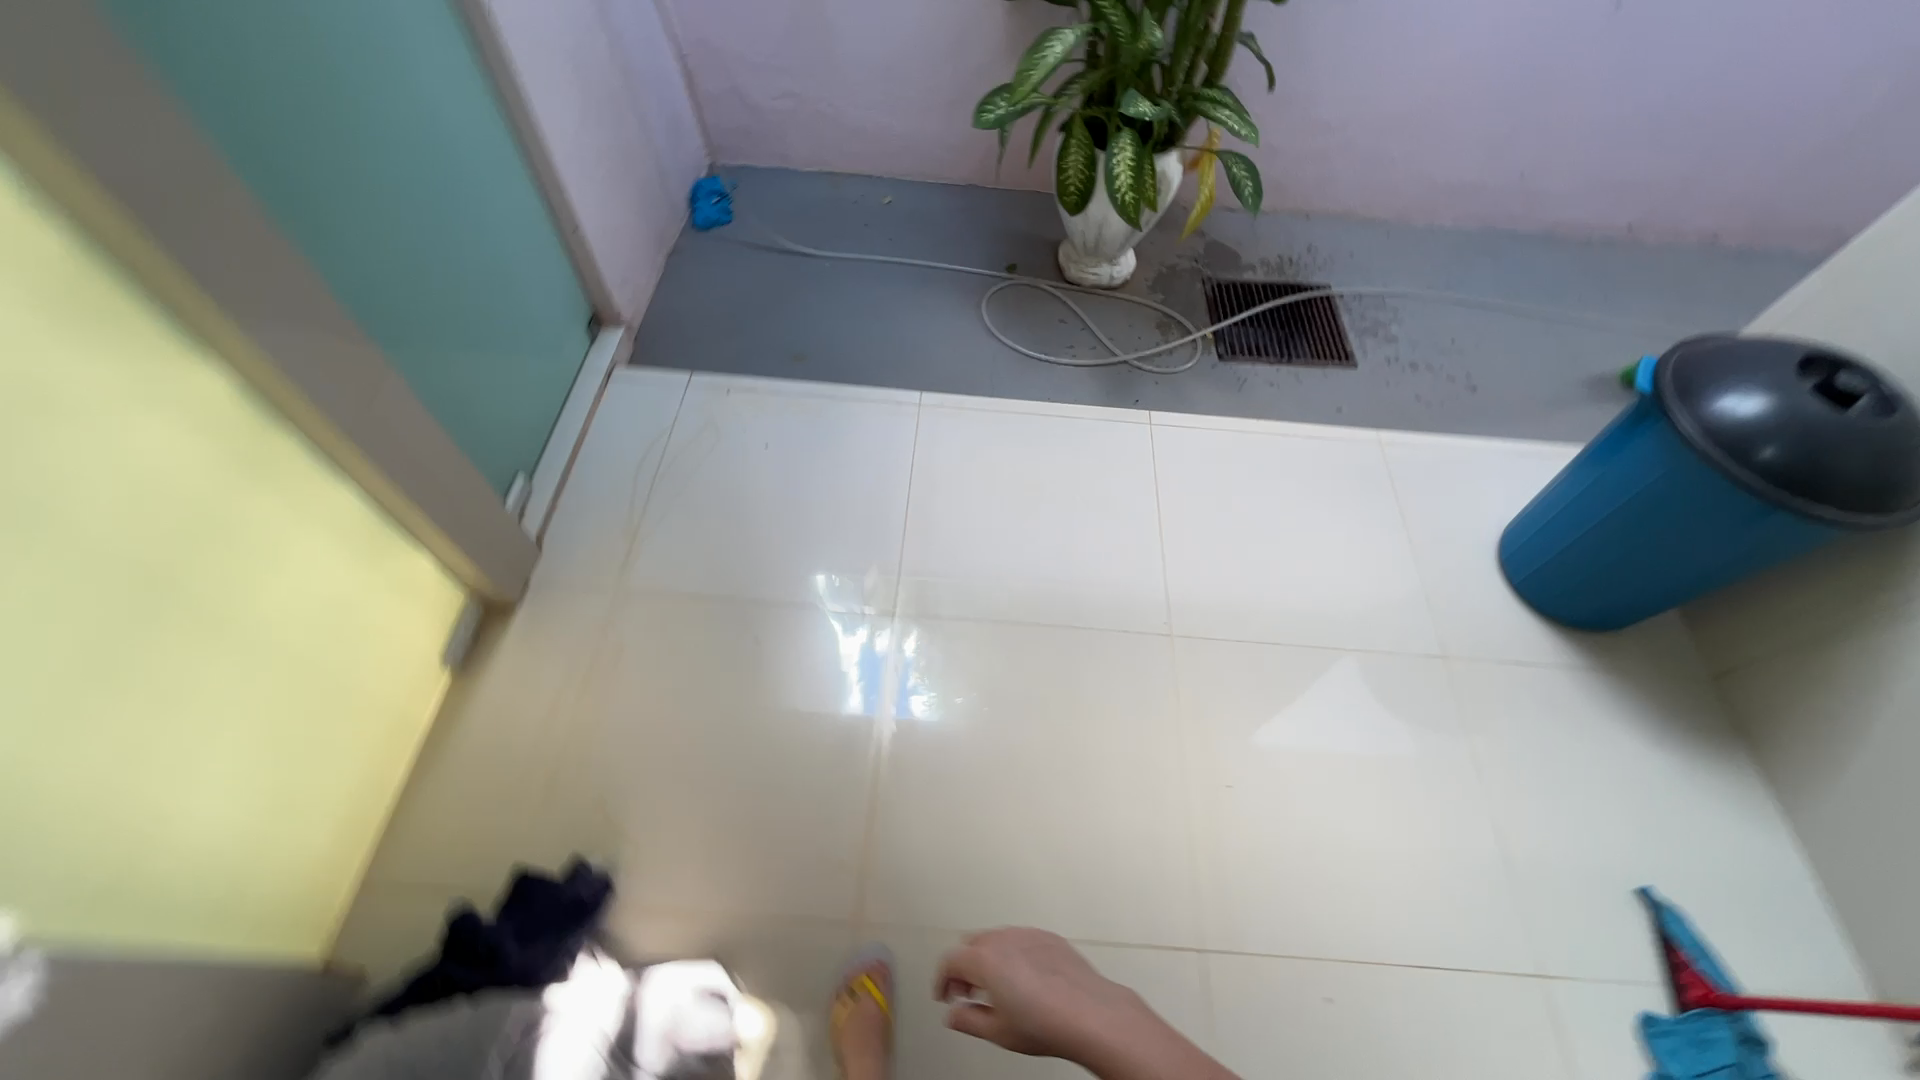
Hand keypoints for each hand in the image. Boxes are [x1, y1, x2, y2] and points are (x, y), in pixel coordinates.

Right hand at [932, 928, 1150, 1064]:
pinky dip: (1012, 954)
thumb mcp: (997, 1032)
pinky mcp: (1048, 937)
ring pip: (995, 939)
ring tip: (996, 987)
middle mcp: (1003, 939)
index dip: (942, 980)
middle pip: (970, 944)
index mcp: (984, 959)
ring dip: (987, 958)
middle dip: (963, 967)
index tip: (945, 996)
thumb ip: (967, 1020)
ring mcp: (1027, 934)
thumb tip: (955, 1015)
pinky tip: (1024, 979)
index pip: (949, 961)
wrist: (1090, 1014)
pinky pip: (1020, 939)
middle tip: (966, 992)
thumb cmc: (1047, 1023)